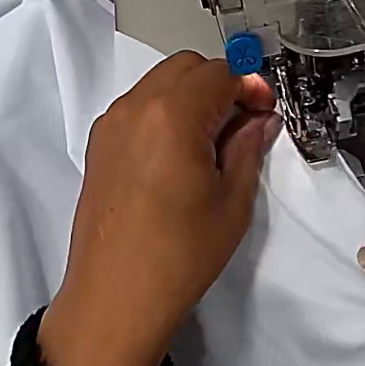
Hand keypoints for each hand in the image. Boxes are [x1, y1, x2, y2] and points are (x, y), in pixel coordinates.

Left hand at [40, 52, 279, 365]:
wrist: (115, 299)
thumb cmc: (178, 255)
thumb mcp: (232, 201)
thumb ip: (248, 146)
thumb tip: (259, 120)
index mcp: (173, 116)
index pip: (220, 73)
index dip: (250, 86)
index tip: (264, 109)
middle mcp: (136, 108)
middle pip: (188, 66)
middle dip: (221, 83)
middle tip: (243, 119)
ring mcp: (112, 124)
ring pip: (161, 81)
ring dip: (191, 94)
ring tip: (212, 137)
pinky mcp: (99, 143)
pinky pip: (139, 105)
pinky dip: (165, 110)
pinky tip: (180, 150)